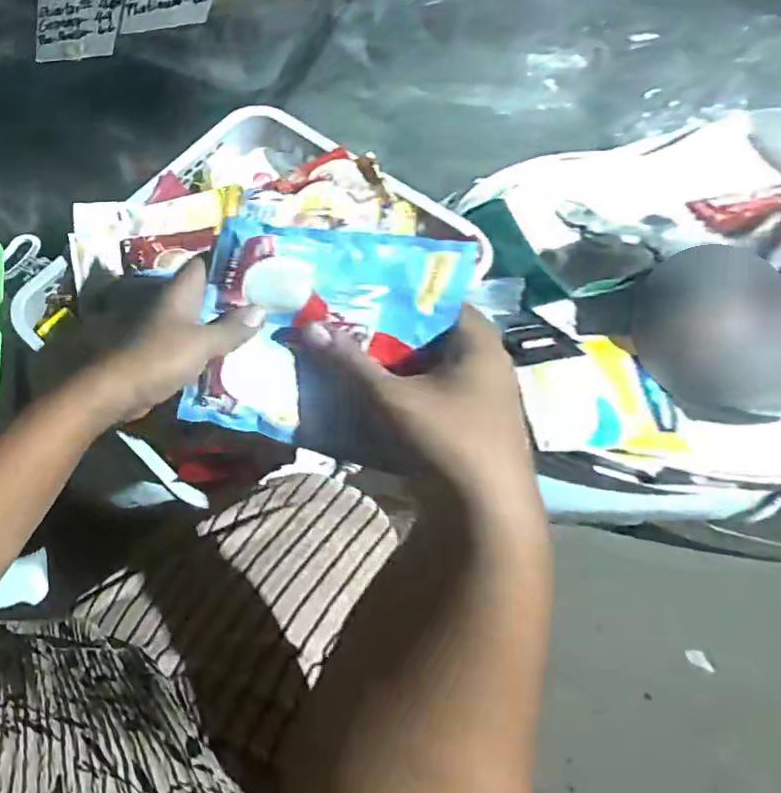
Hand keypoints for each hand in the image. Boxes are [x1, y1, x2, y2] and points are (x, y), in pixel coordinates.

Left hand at [73, 258, 265, 426]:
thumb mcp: (202, 343)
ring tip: (259, 321)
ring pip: (199, 317)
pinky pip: (192, 340)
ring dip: (223, 319)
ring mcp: (163, 328)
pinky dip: (210, 342)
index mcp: (177, 294)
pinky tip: (232, 349)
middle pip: (203, 291)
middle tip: (269, 295)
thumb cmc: (160, 357)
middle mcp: (169, 305)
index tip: (257, 258)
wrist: (119, 388)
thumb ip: (230, 327)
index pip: (202, 264)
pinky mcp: (162, 350)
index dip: (226, 258)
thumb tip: (259, 308)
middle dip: (231, 293)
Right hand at [299, 307, 537, 510]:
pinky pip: (422, 386)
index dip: (409, 292)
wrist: (483, 507)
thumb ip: (346, 359)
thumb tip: (309, 325)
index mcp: (480, 350)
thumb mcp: (387, 394)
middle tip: (342, 313)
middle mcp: (483, 367)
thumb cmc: (446, 437)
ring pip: (423, 362)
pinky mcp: (460, 418)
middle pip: (429, 333)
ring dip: (385, 355)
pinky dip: (393, 380)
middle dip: (385, 324)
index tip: (367, 285)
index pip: (448, 304)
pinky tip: (358, 381)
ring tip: (341, 344)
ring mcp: (474, 395)